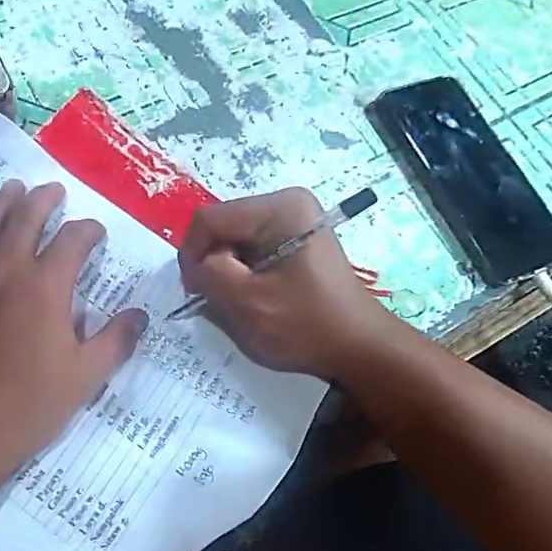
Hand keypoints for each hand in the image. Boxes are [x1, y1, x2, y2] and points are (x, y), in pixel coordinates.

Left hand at [0, 180, 148, 501]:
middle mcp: (6, 271)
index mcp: (47, 287)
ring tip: (12, 189)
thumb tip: (140, 315)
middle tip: (54, 191)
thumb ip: (116, 340)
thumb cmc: (29, 406)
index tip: (96, 233)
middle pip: (25, 219)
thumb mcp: (86, 376)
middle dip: (43, 200)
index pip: (72, 240)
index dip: (88, 231)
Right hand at [178, 188, 396, 378]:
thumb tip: (198, 266)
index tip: (195, 293)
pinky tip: (257, 298)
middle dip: (212, 264)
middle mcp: (287, 203)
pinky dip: (244, 274)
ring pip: (234, 240)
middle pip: (222, 227)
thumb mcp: (247, 304)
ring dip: (228, 272)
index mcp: (279, 208)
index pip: (208, 220)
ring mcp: (293, 220)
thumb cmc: (306, 327)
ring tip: (241, 303)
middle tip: (218, 301)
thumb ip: (209, 275)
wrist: (360, 347)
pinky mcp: (296, 239)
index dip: (192, 256)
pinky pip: (252, 249)